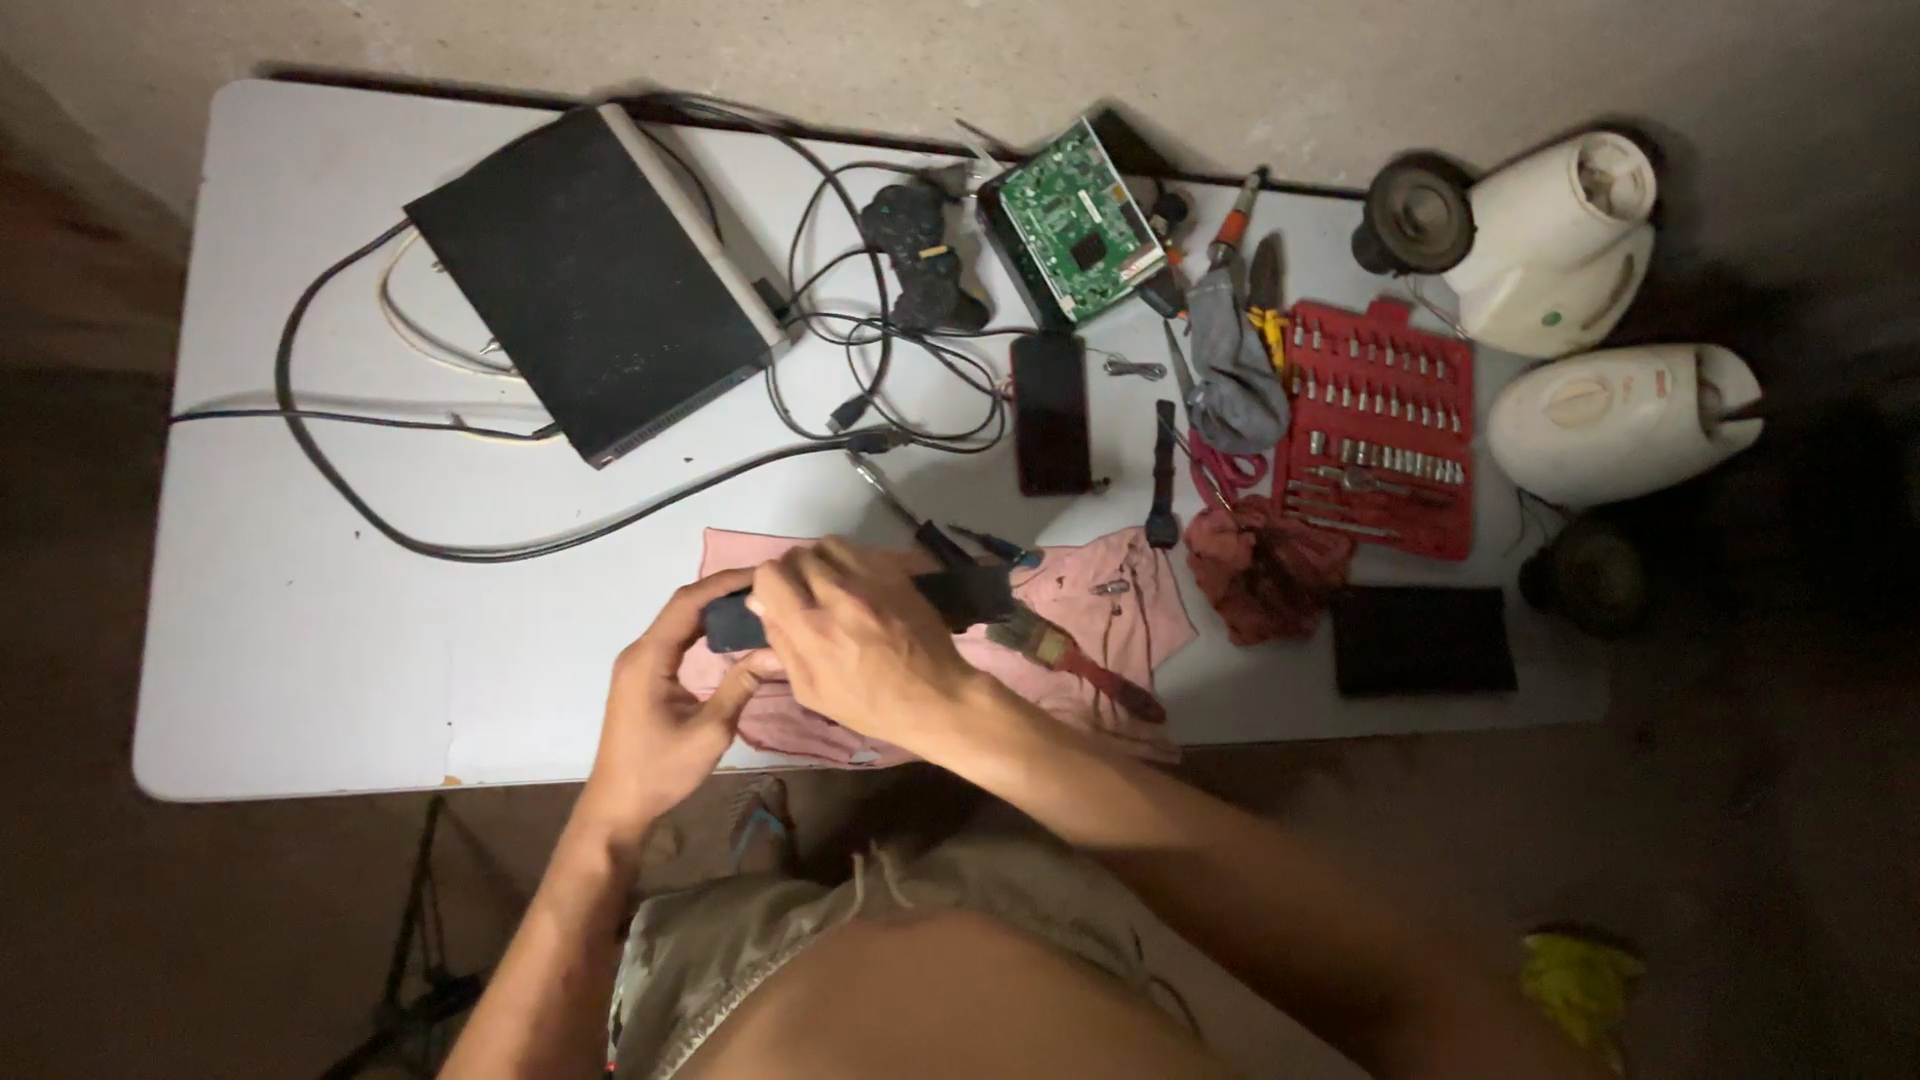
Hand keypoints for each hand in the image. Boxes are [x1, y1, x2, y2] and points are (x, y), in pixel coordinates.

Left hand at [574, 569, 775, 848]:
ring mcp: (639, 664)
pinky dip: (705, 629)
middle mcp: (639, 652)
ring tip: (757, 603)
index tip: (763, 575)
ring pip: (680, 621)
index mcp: (649, 658)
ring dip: (715, 609)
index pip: (689, 603)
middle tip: (768, 586)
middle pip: (684, 606)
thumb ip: (742, 684)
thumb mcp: (710, 730)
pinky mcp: (644, 677)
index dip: (726, 583)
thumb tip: (779, 651)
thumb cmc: (660, 770)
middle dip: (724, 591)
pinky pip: (676, 639)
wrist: (617, 806)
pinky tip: (732, 631)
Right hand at [748, 537, 986, 753]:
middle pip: (797, 555)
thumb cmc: (870, 705)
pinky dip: (851, 561)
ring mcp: (872, 580)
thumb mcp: (811, 692)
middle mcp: (839, 595)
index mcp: (813, 629)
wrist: (935, 696)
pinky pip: (861, 550)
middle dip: (793, 573)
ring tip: (831, 584)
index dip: (767, 586)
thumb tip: (761, 606)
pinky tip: (858, 583)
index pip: (770, 574)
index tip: (778, 601)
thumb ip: (782, 644)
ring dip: (822, 561)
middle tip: (805, 595)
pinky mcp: (897, 574)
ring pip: (828, 544)